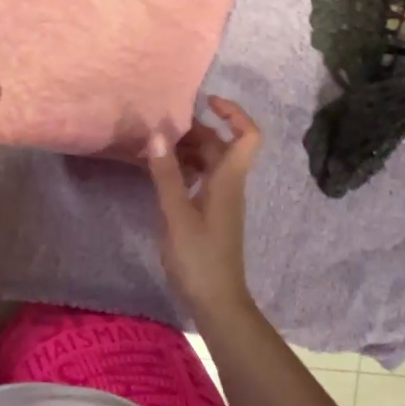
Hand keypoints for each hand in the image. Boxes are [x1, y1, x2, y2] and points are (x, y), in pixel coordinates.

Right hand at [145, 95, 260, 317]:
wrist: (218, 303)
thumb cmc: (199, 258)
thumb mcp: (176, 214)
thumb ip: (166, 174)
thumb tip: (157, 132)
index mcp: (228, 179)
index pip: (248, 135)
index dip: (234, 113)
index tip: (207, 102)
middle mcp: (230, 185)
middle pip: (222, 145)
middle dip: (197, 129)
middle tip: (162, 126)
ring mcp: (222, 200)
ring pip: (210, 162)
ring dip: (188, 149)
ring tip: (156, 146)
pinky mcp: (212, 214)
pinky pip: (203, 179)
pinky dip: (185, 169)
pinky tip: (162, 174)